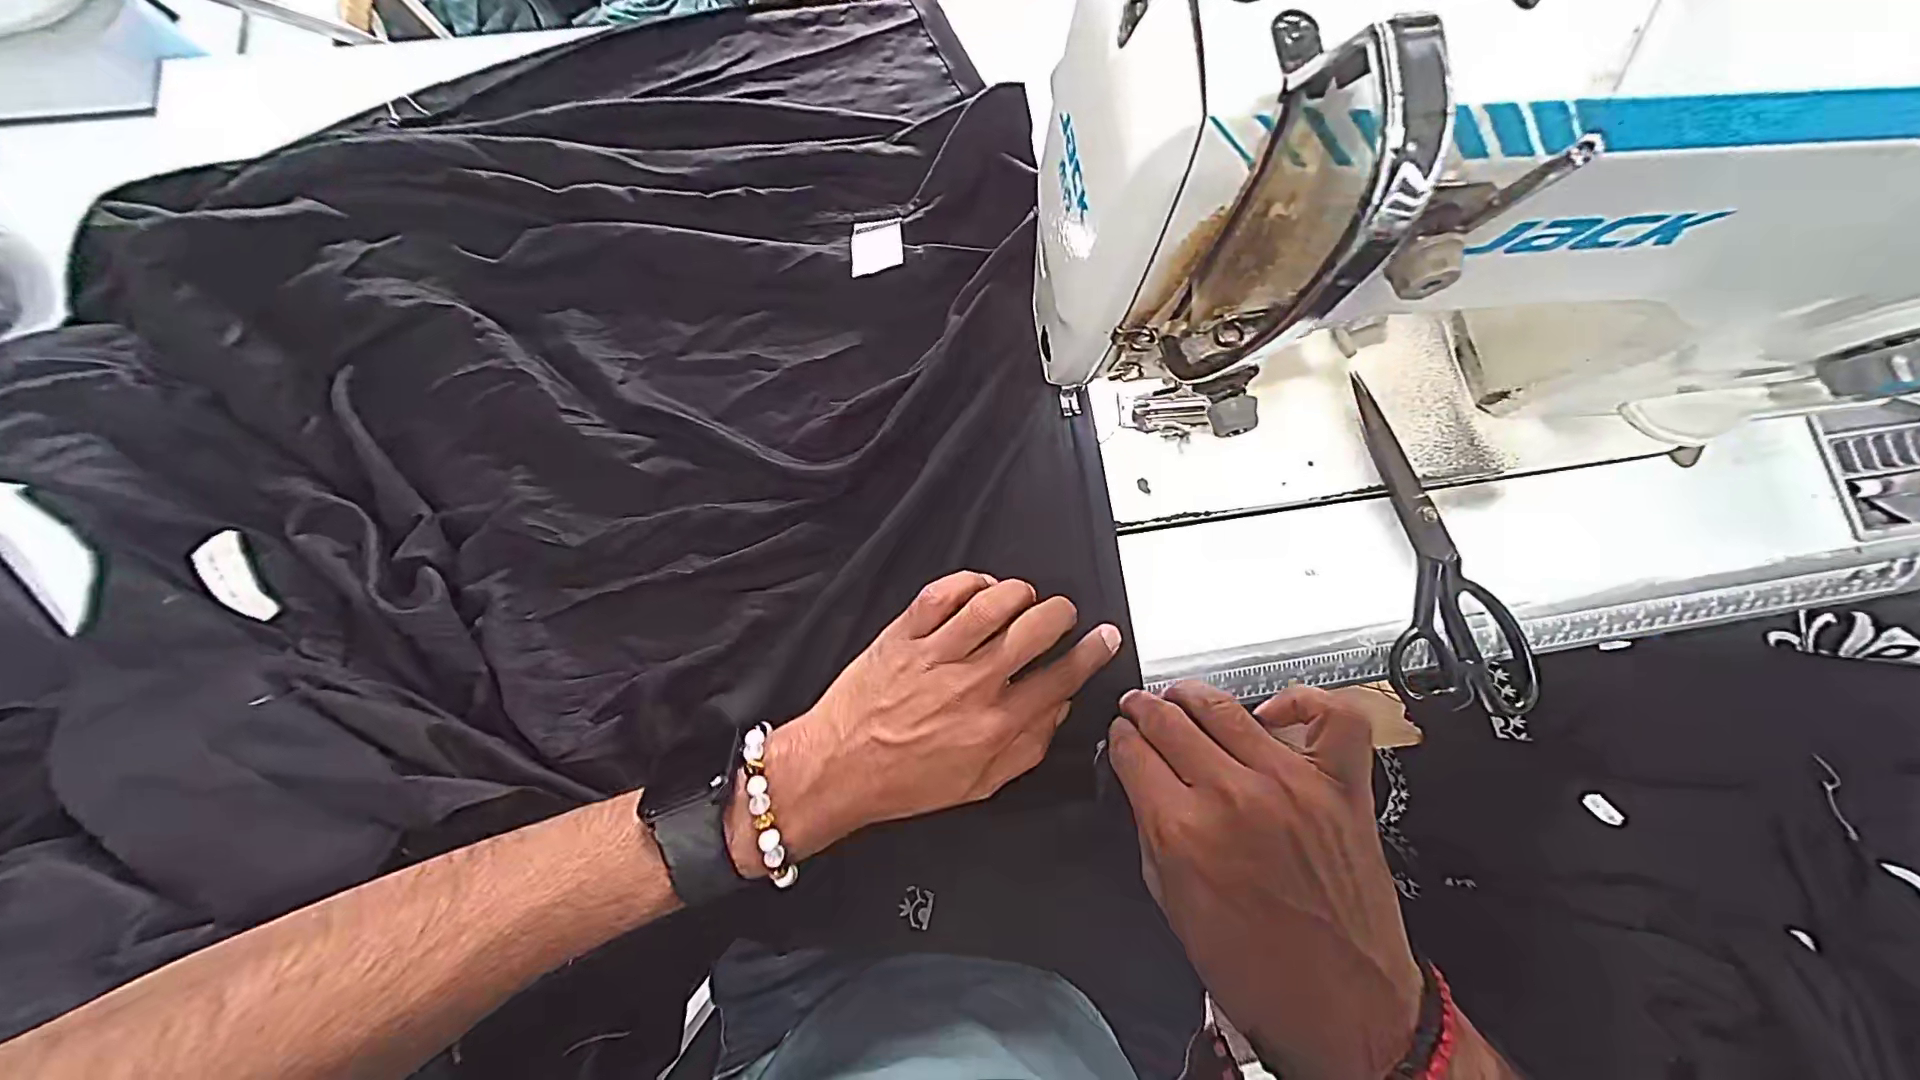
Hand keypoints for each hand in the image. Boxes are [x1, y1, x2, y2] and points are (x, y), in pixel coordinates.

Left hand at [733, 571, 1120, 871]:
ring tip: (1023, 598)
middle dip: (1061, 613)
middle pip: (1034, 630)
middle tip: (1062, 613)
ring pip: (992, 604)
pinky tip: (978, 589)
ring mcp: (934, 655)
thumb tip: (1056, 711)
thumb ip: (1026, 748)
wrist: (837, 768)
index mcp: (992, 724)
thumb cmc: (900, 780)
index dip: (1091, 652)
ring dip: (1019, 592)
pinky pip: (942, 594)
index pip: (1059, 677)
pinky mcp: (903, 636)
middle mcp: (969, 685)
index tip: (1103, 637)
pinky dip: (968, 582)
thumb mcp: (977, 785)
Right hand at [1110, 682, 1422, 1079]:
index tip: (1121, 737)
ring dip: (1189, 695)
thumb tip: (1139, 781)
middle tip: (1138, 707)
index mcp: (1182, 832)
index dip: (1119, 738)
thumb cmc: (1258, 970)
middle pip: (1167, 719)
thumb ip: (1149, 830)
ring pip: (1224, 706)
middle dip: (1141, 708)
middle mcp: (1232, 799)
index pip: (1131, 749)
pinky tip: (1272, 710)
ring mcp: (1290, 785)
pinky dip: (1300, 700)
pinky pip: (1328, 715)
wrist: (1344, 1011)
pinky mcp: (1339, 787)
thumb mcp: (1171, 901)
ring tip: (1181, 697)